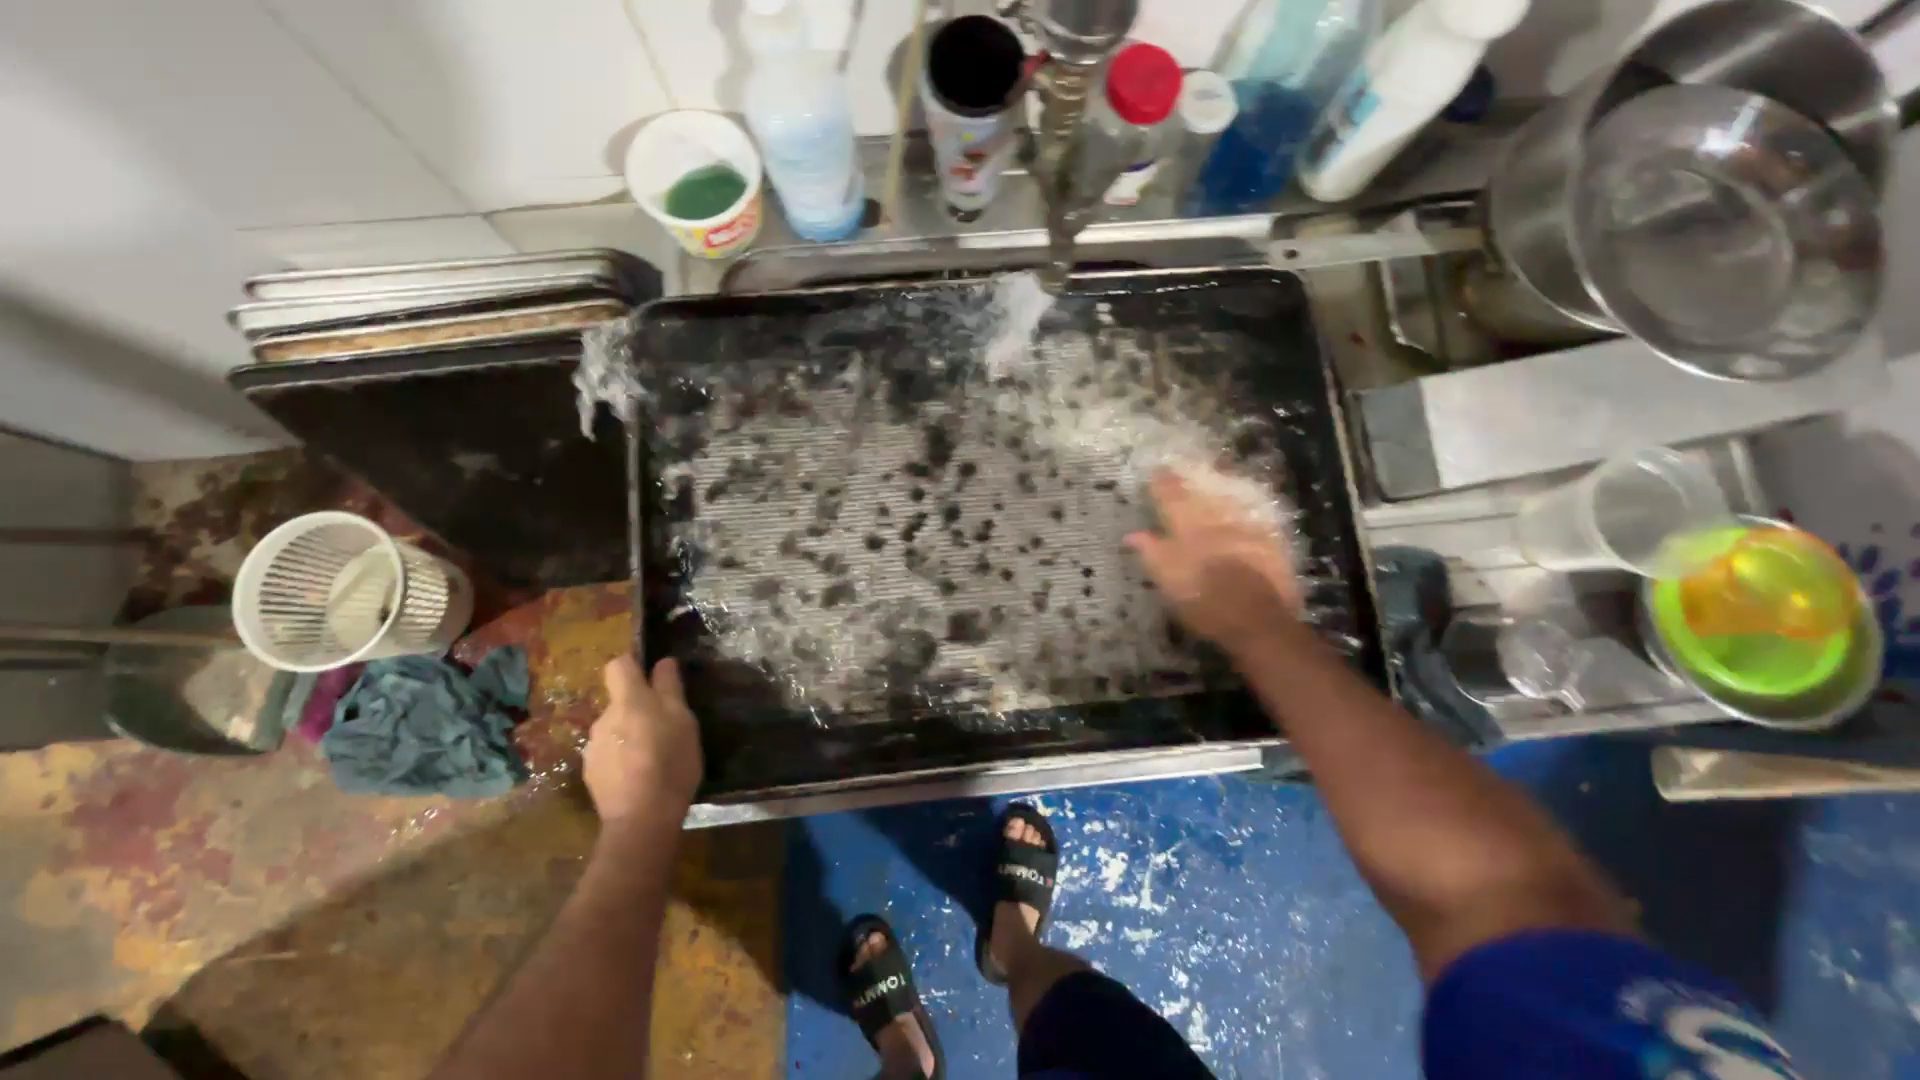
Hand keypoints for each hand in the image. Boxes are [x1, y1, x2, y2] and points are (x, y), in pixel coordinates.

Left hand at [583, 654, 702, 822]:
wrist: (641, 818)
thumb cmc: (670, 763)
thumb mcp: (684, 722)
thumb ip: (670, 689)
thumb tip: (663, 662)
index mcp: (628, 701)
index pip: (618, 664)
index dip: (633, 664)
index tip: (651, 676)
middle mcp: (604, 718)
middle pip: (619, 701)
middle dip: (637, 708)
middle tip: (664, 728)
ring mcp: (593, 746)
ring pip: (614, 728)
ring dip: (629, 734)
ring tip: (652, 756)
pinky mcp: (590, 771)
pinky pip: (608, 753)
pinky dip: (621, 758)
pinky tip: (637, 776)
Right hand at [1125, 466, 1304, 650]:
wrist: (1261, 621)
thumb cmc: (1206, 605)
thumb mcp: (1169, 584)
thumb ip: (1152, 554)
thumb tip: (1133, 534)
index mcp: (1189, 530)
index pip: (1172, 499)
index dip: (1162, 484)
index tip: (1156, 471)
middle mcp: (1218, 521)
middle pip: (1202, 494)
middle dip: (1190, 479)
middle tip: (1182, 466)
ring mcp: (1247, 528)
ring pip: (1229, 499)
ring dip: (1218, 486)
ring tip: (1212, 473)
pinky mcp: (1271, 540)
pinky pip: (1255, 514)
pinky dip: (1246, 505)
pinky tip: (1246, 502)